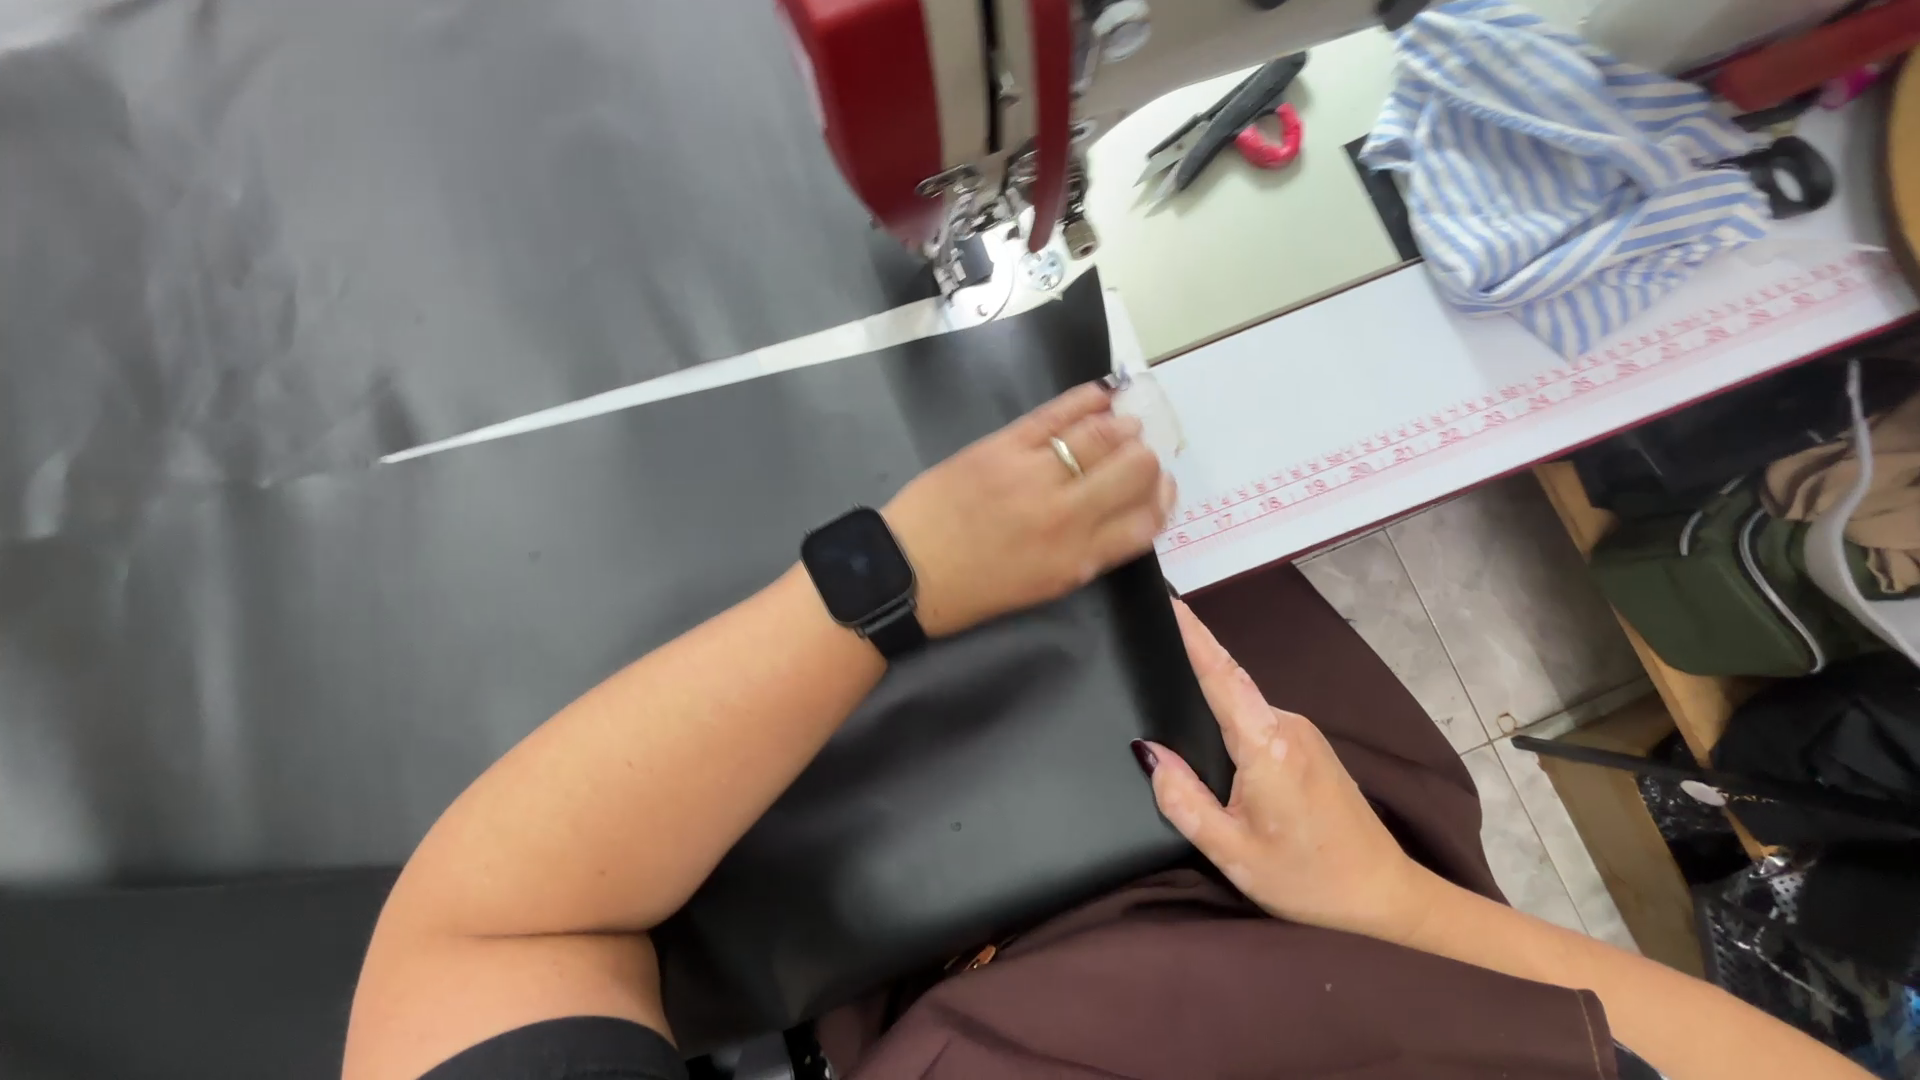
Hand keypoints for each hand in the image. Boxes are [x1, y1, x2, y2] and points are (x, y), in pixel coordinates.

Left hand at [884, 382, 1175, 636]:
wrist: (907, 572)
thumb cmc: (974, 589)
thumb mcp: (1043, 585)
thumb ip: (1087, 551)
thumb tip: (1121, 514)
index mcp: (1078, 559)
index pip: (1147, 520)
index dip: (1163, 497)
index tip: (1161, 486)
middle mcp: (1067, 516)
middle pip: (1135, 470)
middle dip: (1147, 459)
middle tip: (1140, 452)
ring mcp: (1034, 476)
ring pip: (1103, 435)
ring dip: (1123, 426)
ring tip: (1124, 424)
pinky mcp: (1003, 446)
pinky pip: (1057, 414)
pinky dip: (1086, 399)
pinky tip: (1101, 395)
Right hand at [1137, 599, 1441, 944]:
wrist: (1386, 899)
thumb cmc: (1309, 879)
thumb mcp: (1232, 851)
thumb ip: (1182, 799)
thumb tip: (1147, 751)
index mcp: (1267, 744)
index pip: (1221, 674)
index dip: (1192, 634)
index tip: (1168, 600)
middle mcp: (1288, 725)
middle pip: (1228, 683)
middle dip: (1189, 664)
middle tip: (1145, 660)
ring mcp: (1304, 732)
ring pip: (1242, 704)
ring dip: (1209, 700)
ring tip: (1169, 709)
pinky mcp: (1310, 745)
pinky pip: (1256, 719)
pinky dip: (1228, 720)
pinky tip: (1211, 746)